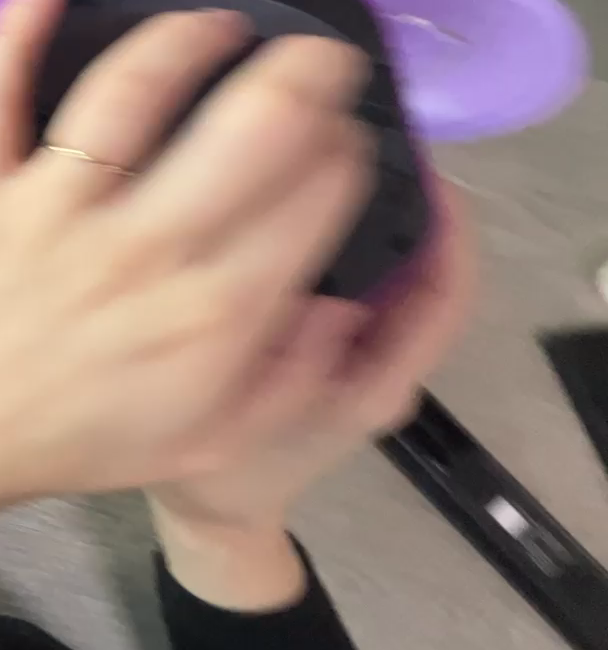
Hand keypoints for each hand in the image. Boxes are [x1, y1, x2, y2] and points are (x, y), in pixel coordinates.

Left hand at [0, 0, 381, 545]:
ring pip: (124, 95)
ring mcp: (43, 207)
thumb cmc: (70, 435)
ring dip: (180, 38)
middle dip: (299, 75)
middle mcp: (136, 244)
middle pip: (246, 129)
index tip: (335, 137)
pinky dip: (13, 33)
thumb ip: (290, 376)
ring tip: (212, 20)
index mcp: (211, 308)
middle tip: (306, 59)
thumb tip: (337, 294)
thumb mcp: (205, 440)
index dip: (340, 150)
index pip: (312, 194)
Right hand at [146, 181, 473, 538]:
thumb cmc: (224, 471)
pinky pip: (320, 280)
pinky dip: (305, 240)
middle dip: (392, 201)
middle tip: (342, 139)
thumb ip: (286, 364)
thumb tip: (317, 292)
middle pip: (412, 267)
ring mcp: (344, 351)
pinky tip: (256, 209)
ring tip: (299, 162)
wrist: (210, 511)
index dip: (438, 224)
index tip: (408, 160)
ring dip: (349, 216)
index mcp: (376, 376)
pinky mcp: (308, 344)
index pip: (438, 287)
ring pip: (368, 271)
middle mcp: (375, 357)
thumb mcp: (245, 422)